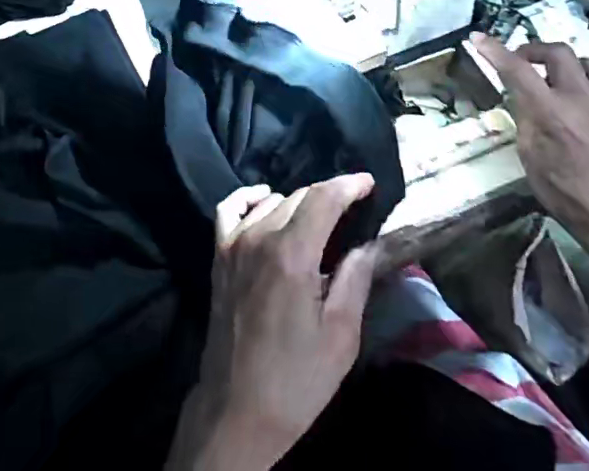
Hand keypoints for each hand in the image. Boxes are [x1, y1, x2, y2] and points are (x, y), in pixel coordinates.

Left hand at [166, 175, 381, 470]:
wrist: (239, 405)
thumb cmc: (298, 377)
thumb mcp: (341, 334)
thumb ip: (355, 278)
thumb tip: (369, 242)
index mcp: (292, 254)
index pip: (322, 199)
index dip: (348, 185)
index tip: (369, 182)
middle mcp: (259, 237)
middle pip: (298, 197)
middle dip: (329, 196)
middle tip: (353, 209)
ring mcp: (233, 243)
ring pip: (270, 201)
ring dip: (297, 203)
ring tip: (320, 219)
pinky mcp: (218, 255)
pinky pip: (230, 208)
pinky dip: (250, 198)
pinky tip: (266, 202)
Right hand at [467, 33, 588, 259]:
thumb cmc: (560, 190)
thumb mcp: (528, 153)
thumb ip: (524, 115)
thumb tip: (519, 91)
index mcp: (550, 113)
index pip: (517, 70)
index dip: (495, 50)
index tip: (478, 38)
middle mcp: (581, 101)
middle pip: (558, 53)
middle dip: (535, 50)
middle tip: (523, 62)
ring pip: (588, 62)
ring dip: (566, 65)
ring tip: (556, 78)